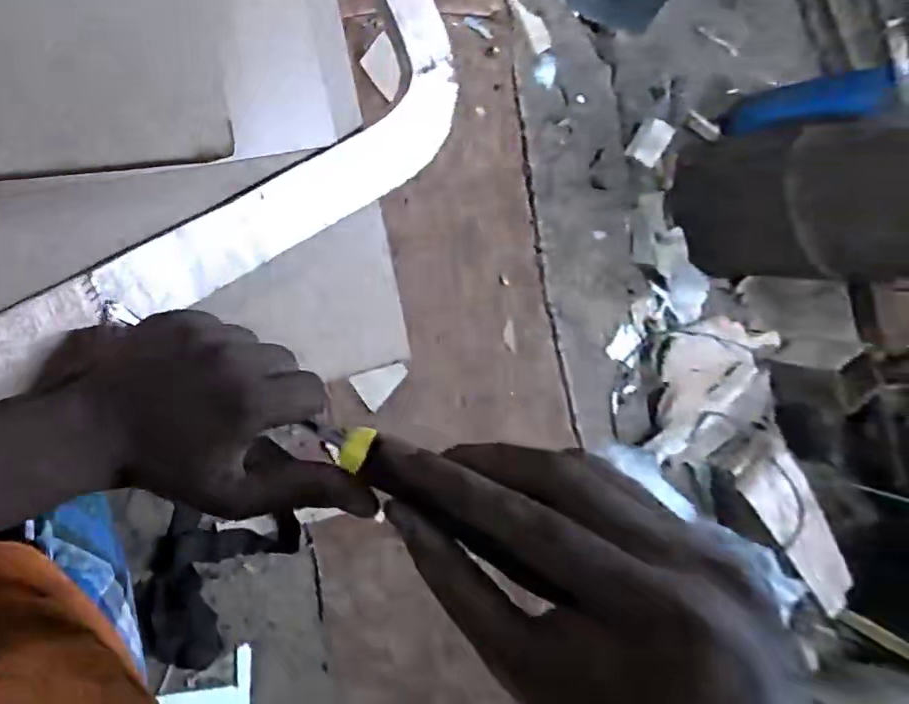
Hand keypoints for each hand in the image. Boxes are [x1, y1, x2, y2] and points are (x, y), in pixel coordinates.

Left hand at [66, 310, 376, 520]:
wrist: (98, 424)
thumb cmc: (166, 464)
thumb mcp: (234, 491)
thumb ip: (302, 487)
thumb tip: (370, 499)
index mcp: (251, 396)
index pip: (313, 389)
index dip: (305, 413)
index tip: (282, 429)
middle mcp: (232, 352)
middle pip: (285, 360)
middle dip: (278, 387)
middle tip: (247, 412)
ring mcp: (200, 328)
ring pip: (252, 340)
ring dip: (247, 364)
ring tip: (216, 390)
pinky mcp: (175, 316)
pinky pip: (217, 325)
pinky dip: (216, 345)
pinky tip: (191, 368)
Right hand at [369, 440, 803, 703]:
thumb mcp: (518, 662)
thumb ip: (453, 579)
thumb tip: (397, 509)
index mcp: (651, 610)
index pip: (524, 518)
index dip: (446, 479)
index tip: (387, 450)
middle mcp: (696, 567)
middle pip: (561, 476)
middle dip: (479, 461)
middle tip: (424, 465)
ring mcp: (721, 553)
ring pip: (591, 471)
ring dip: (517, 465)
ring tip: (470, 480)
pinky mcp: (725, 547)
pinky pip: (623, 488)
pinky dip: (562, 481)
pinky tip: (530, 498)